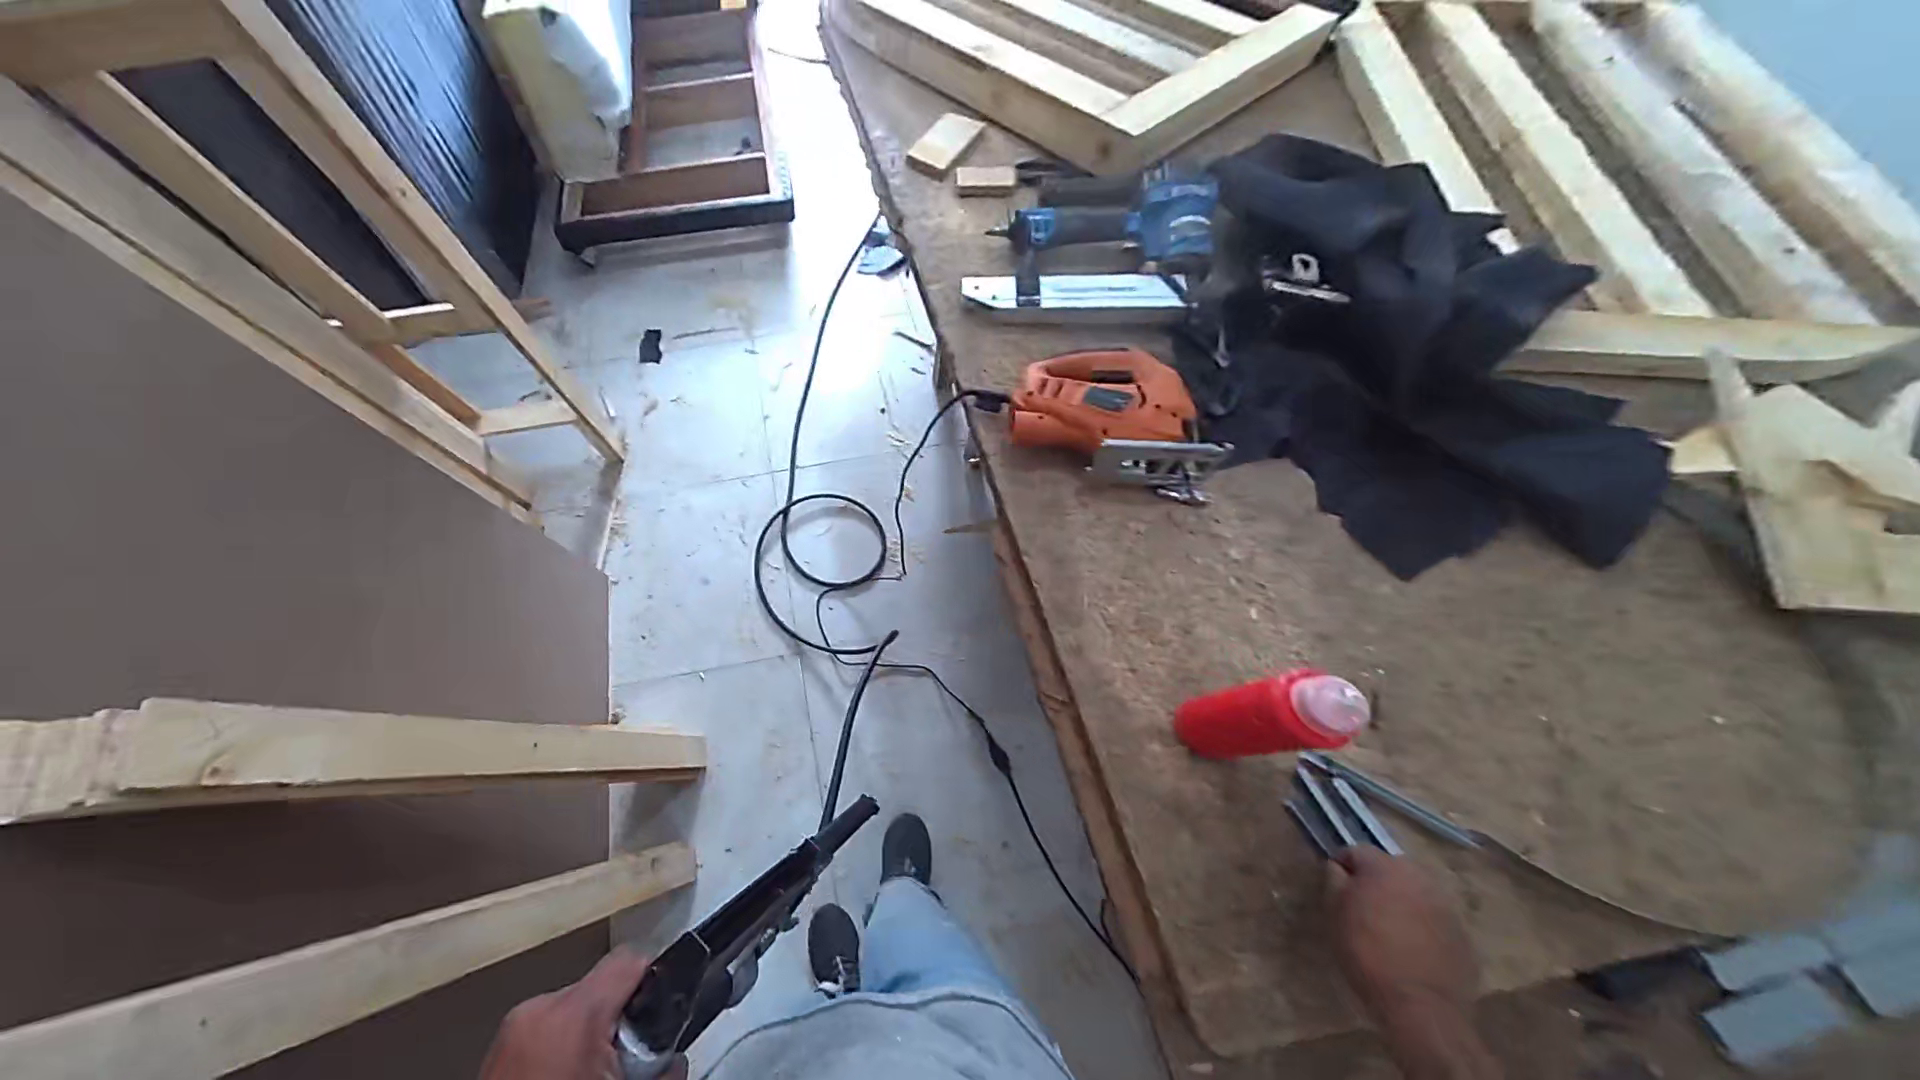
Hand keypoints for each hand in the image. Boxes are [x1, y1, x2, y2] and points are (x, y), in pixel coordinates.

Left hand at [479, 948, 685, 1079]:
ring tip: (589, 1077)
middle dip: (619, 1020)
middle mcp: (537, 1012)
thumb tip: (673, 1061)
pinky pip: (547, 1031)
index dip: (655, 980)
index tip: (660, 1012)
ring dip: (589, 1036)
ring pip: (574, 1009)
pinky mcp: (495, 1054)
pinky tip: (566, 1079)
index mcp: (574, 1016)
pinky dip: (562, 1049)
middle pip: (603, 986)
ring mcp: (511, 1032)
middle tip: (623, 1065)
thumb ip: (662, 1071)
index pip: (632, 959)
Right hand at [1327, 848, 1498, 1079]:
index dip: (1343, 866)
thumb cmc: (1367, 951)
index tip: (1337, 888)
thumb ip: (1333, 879)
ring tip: (1389, 927)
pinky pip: (1433, 917)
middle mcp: (1418, 877)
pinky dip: (1421, 924)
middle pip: (1389, 868)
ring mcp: (1445, 905)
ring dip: (1400, 900)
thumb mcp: (1334, 911)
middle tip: (1362, 907)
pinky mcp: (1461, 933)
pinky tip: (1411, 947)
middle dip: (1375, 881)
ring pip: (1414, 891)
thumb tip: (1338, 867)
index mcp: (1385, 867)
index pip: (1357, 850)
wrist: (1420, 1005)